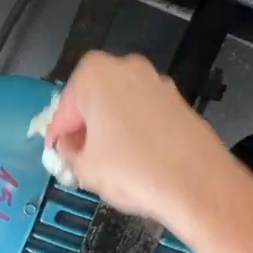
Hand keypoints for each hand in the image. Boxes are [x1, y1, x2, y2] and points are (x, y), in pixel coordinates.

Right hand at [44, 52, 246, 226]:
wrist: (197, 184)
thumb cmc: (134, 171)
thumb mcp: (85, 168)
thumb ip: (68, 152)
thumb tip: (68, 147)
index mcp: (95, 76)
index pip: (64, 108)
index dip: (57, 135)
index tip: (55, 153)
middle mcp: (126, 68)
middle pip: (93, 100)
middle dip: (85, 127)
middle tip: (79, 158)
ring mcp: (156, 82)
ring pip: (120, 105)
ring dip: (110, 129)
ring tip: (108, 163)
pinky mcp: (177, 101)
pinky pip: (144, 114)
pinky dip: (134, 132)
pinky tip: (134, 160)